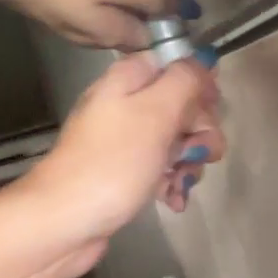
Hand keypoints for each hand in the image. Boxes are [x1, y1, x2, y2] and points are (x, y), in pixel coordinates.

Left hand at [14, 54, 224, 249]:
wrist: (65, 218)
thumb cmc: (113, 160)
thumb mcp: (154, 113)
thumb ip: (183, 81)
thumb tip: (203, 59)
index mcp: (128, 77)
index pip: (174, 64)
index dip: (198, 84)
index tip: (212, 110)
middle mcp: (124, 100)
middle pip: (179, 103)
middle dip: (197, 131)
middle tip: (197, 154)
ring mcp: (122, 136)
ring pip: (173, 139)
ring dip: (186, 162)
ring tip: (180, 183)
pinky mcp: (122, 168)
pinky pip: (158, 166)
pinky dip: (170, 181)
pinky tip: (171, 200)